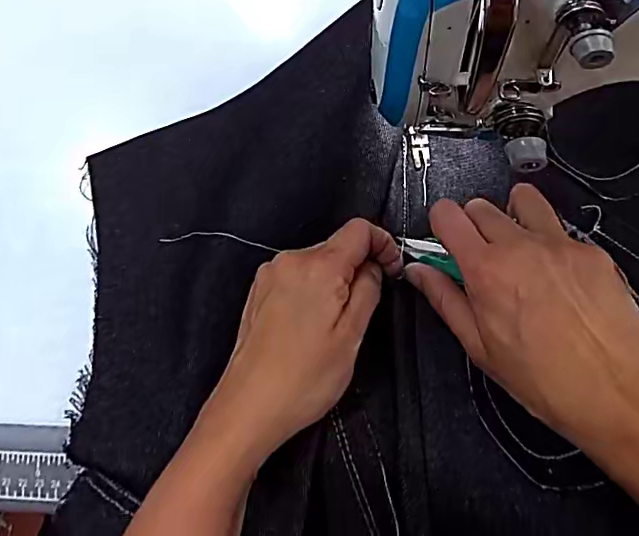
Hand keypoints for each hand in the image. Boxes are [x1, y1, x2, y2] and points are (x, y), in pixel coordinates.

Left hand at [198, 218, 400, 465]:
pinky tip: (308, 327)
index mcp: (319, 267)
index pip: (360, 229)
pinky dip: (311, 291)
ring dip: (333, 283)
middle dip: (357, 268)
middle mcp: (292, 261)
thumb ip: (370, 288)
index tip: (391, 266)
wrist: (247, 410)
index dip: (382, 243)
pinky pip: (298, 276)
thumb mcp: (353, 335)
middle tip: (363, 307)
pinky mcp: (260, 290)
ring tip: (331, 326)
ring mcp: (272, 274)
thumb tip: (374, 266)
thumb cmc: (300, 380)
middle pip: (339, 246)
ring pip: (318, 263)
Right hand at [405, 184, 638, 455]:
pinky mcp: (590, 249)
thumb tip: (423, 274)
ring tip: (520, 249)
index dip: (441, 223)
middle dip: (474, 225)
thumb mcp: (483, 350)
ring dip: (514, 215)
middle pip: (481, 205)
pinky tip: (560, 279)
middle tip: (483, 256)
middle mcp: (521, 247)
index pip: (447, 215)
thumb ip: (446, 300)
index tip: (445, 237)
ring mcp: (558, 243)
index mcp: (487, 271)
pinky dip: (553, 245)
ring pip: (523, 200)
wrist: (617, 393)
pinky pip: (562, 230)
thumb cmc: (552, 383)